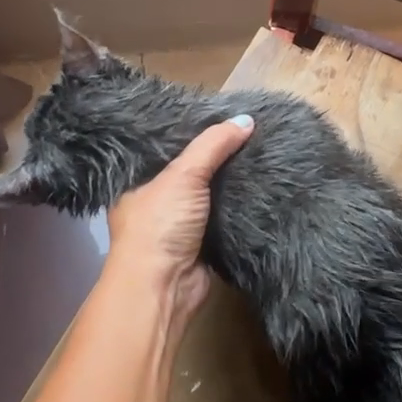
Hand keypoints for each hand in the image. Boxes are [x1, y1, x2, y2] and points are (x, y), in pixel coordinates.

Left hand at [105, 114, 253, 332]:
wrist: (163, 289)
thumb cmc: (159, 226)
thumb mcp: (183, 175)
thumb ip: (213, 145)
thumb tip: (247, 118)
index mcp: (138, 184)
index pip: (168, 149)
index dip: (193, 131)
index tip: (222, 113)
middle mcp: (156, 203)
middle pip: (193, 171)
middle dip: (218, 155)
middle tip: (249, 129)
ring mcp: (179, 226)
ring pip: (211, 194)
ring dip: (232, 180)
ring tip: (262, 150)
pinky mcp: (203, 244)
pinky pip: (225, 216)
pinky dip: (240, 205)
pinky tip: (262, 185)